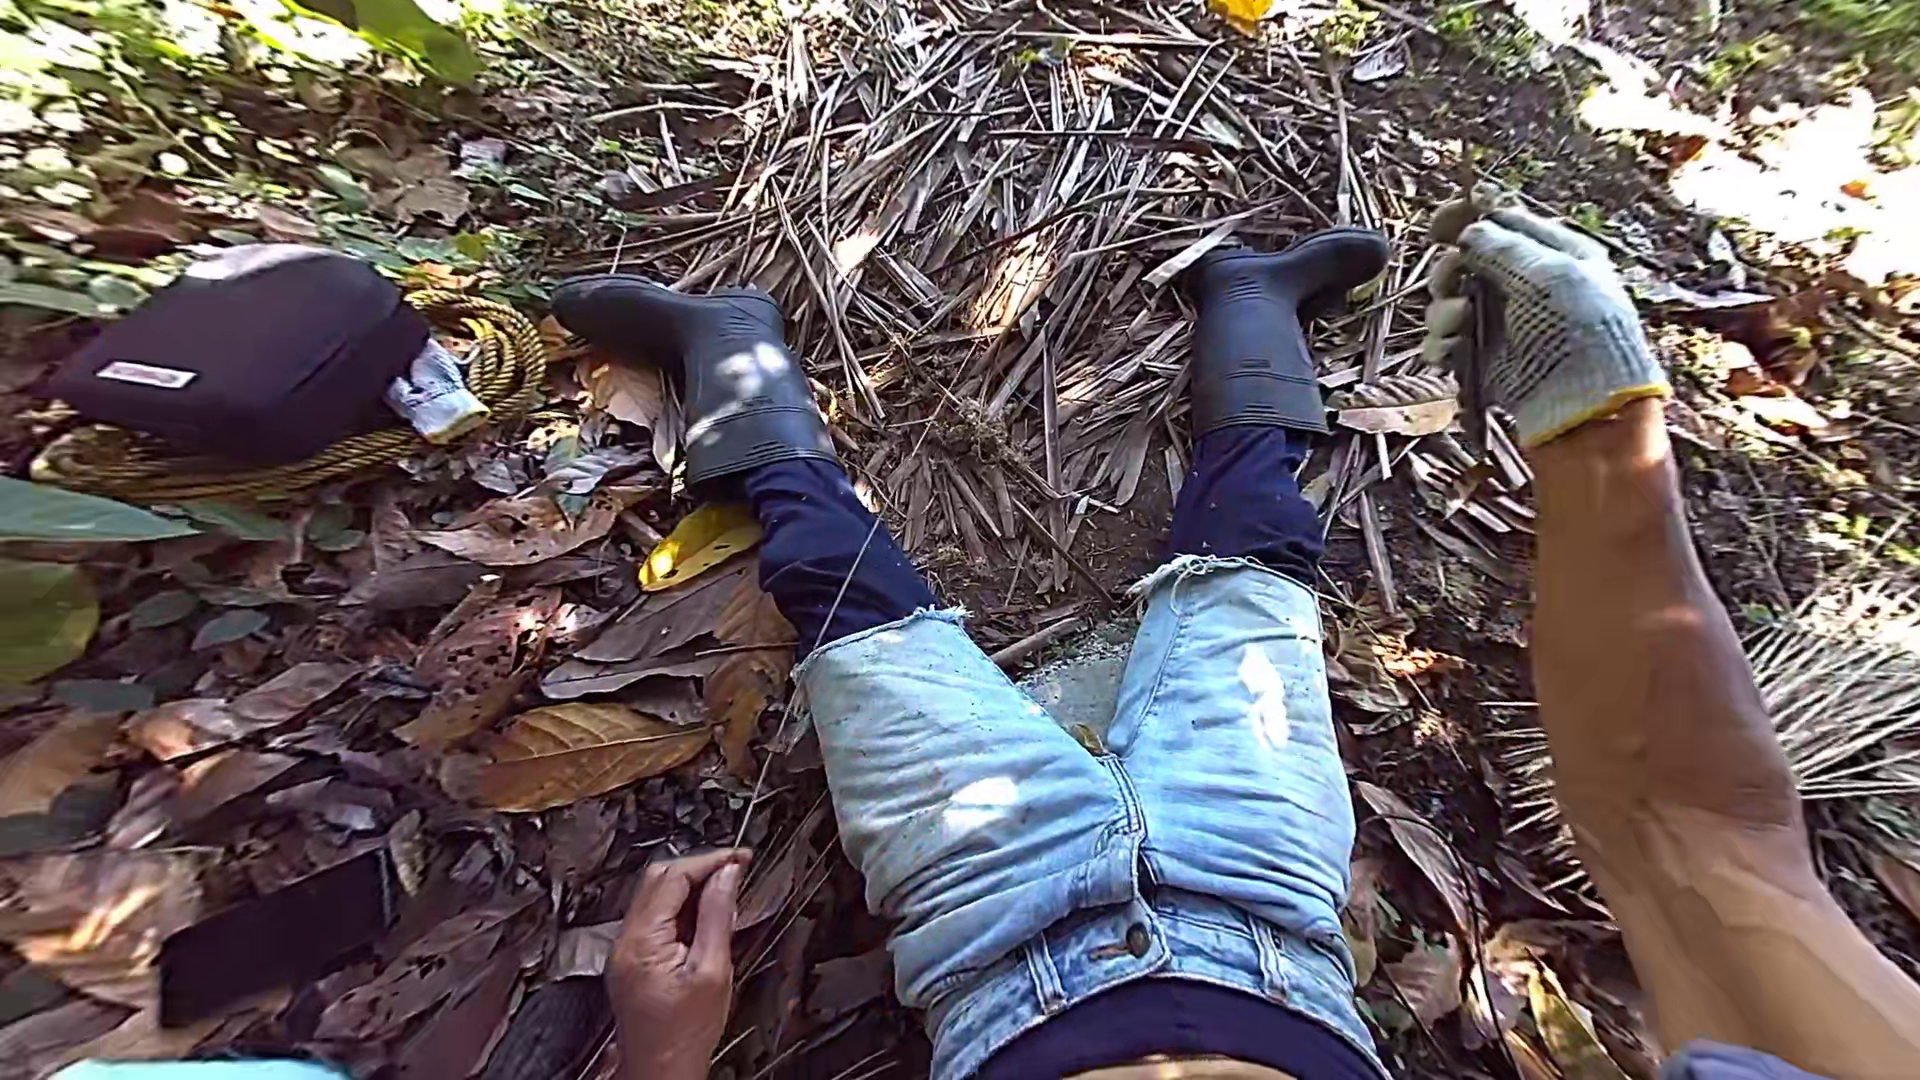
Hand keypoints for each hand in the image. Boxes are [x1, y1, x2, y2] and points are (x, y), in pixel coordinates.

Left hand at [605, 849, 749, 1079]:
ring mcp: (626, 949)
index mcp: (642, 943)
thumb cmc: (684, 1036)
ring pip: (657, 891)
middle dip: (700, 866)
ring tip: (724, 889)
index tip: (738, 858)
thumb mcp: (713, 970)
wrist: (660, 1076)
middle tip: (733, 868)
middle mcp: (626, 942)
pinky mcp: (633, 957)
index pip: (674, 876)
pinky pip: (657, 912)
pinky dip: (683, 902)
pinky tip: (706, 912)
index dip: (710, 860)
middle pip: (660, 877)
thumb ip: (718, 914)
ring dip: (692, 882)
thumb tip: (728, 872)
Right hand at [1422, 183, 1668, 447]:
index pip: (1503, 226)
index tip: (1439, 221)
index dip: (1469, 220)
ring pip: (1443, 305)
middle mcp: (1517, 286)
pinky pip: (1440, 342)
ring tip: (1459, 324)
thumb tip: (1469, 231)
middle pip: (1461, 266)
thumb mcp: (1551, 273)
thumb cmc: (1576, 326)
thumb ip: (1506, 248)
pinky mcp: (1473, 355)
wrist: (1573, 392)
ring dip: (1443, 313)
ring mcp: (1493, 322)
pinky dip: (1440, 346)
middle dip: (1449, 273)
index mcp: (1549, 255)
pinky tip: (1451, 352)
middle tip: (1451, 281)